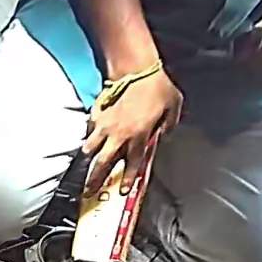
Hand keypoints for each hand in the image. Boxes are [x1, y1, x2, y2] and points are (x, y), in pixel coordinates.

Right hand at [82, 68, 181, 194]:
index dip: (128, 179)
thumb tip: (162, 135)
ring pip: (91, 147)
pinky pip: (91, 128)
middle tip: (88, 190)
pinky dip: (91, 132)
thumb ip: (168, 125)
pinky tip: (93, 133)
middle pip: (103, 163)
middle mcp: (119, 135)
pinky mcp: (97, 115)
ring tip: (88, 160)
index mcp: (139, 136)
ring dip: (90, 155)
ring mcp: (105, 126)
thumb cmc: (158, 88)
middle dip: (95, 179)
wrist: (138, 71)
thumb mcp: (173, 107)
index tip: (122, 191)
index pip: (133, 163)